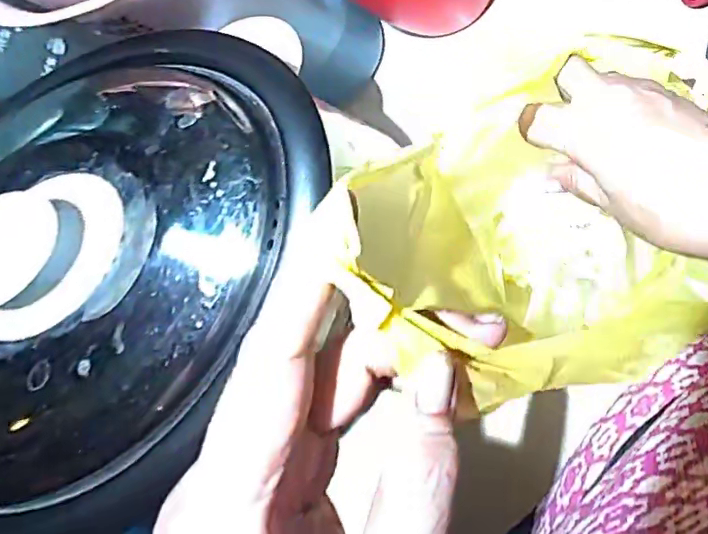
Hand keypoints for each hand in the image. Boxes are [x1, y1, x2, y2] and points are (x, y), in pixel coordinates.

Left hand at [155, 246, 505, 533]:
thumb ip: (419, 463)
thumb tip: (442, 366)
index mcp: (232, 495)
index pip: (276, 355)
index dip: (310, 277)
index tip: (343, 213)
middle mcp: (236, 468)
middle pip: (325, 358)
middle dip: (401, 319)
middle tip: (470, 306)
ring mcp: (262, 469)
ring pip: (342, 375)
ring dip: (412, 348)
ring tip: (476, 338)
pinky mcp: (290, 473)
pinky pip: (346, 405)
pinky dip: (400, 380)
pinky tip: (446, 367)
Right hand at [519, 55, 707, 263]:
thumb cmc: (673, 207)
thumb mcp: (620, 206)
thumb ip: (583, 182)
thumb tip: (554, 175)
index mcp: (585, 127)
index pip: (538, 117)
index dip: (535, 132)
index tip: (543, 149)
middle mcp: (611, 97)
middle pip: (572, 73)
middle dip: (566, 93)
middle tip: (577, 130)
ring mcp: (646, 90)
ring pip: (608, 78)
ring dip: (601, 98)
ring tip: (614, 138)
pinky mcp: (675, 93)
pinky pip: (638, 88)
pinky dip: (630, 103)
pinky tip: (646, 135)